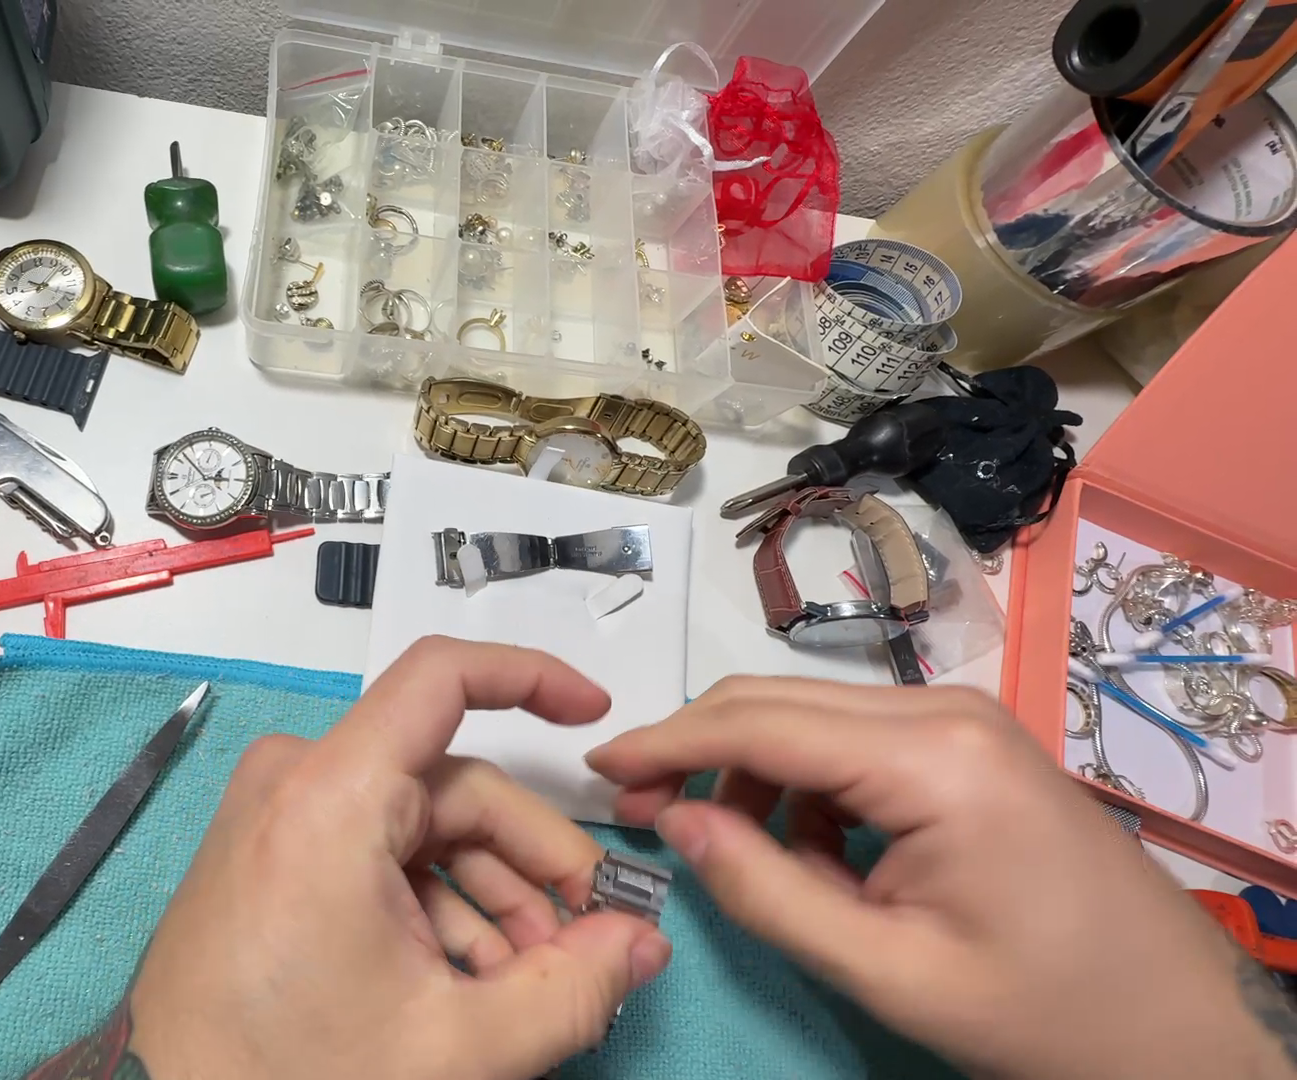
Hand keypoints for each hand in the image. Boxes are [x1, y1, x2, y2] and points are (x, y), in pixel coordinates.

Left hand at [127, 637, 670, 1079]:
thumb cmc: (291, 1076)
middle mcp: (304, 773)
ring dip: (492, 891)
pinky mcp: (281, 836)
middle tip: (594, 939)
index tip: (593, 711)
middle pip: (455, 784)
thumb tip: (643, 940)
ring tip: (540, 979)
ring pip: (425, 821)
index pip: (440, 677)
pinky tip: (474, 971)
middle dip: (534, 860)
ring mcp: (287, 803)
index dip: (529, 676)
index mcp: (334, 791)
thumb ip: (568, 991)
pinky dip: (436, 894)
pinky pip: (382, 844)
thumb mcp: (451, 1047)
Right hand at [586, 677, 1296, 1079]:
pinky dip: (792, 783)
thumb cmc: (1046, 1017)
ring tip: (732, 846)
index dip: (664, 742)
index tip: (598, 763)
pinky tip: (809, 845)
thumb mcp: (887, 973)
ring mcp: (948, 715)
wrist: (1197, 1039)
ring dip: (742, 772)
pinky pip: (835, 737)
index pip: (755, 726)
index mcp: (929, 758)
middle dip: (690, 750)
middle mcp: (935, 708)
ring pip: (794, 716)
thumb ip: (762, 891)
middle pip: (766, 704)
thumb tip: (670, 819)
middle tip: (639, 805)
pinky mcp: (952, 736)